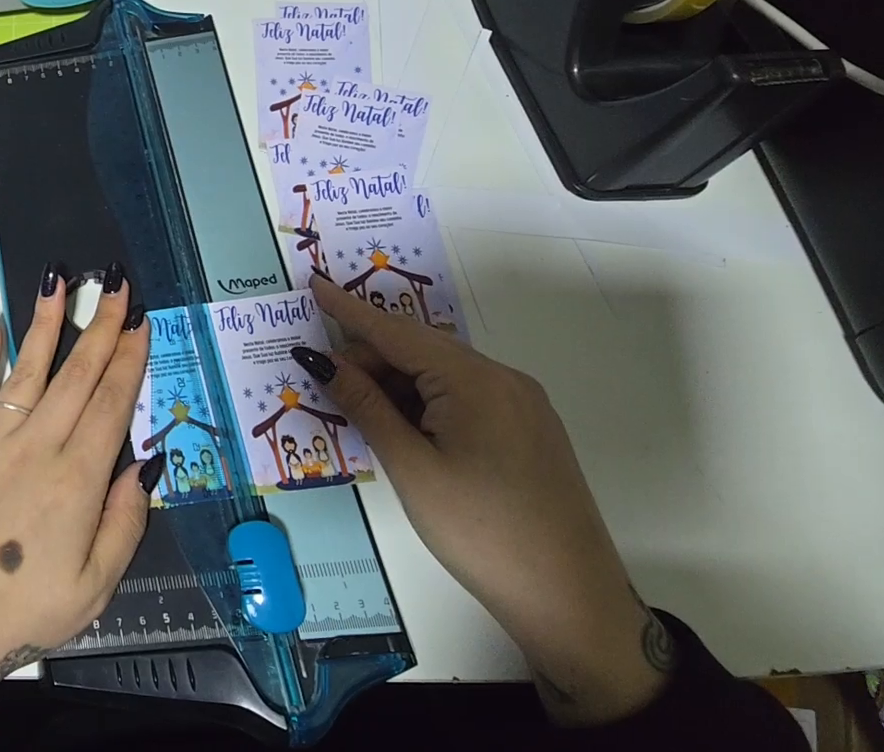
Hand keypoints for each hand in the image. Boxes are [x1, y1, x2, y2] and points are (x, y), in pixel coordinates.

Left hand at [0, 265, 157, 751]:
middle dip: (101, 326)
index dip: (130, 358)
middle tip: (116, 285)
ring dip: (46, 324)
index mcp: (77, 478)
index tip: (142, 321)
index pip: (112, 403)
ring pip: (28, 371)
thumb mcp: (96, 585)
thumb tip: (142, 465)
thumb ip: (124, 520)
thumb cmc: (22, 613)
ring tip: (59, 281)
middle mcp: (36, 447)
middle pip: (77, 375)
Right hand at [300, 275, 672, 725]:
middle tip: (322, 384)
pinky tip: (398, 427)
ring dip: (393, 385)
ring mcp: (519, 406)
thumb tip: (321, 359)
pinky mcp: (524, 430)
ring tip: (356, 413)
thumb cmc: (478, 528)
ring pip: (438, 375)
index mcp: (476, 382)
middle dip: (367, 359)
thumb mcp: (410, 465)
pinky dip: (421, 402)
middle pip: (418, 350)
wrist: (569, 599)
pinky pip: (460, 397)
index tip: (314, 284)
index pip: (396, 333)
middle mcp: (503, 380)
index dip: (349, 310)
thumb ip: (365, 405)